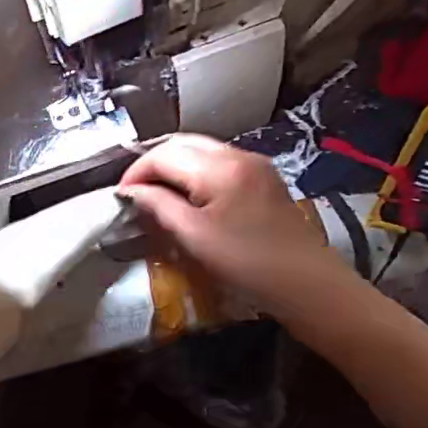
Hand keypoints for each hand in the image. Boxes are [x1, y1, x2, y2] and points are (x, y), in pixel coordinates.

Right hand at [116, 135, 353, 314]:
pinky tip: (185, 195)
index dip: (136, 172)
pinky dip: (193, 171)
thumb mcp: (193, 237)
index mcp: (220, 168)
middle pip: (181, 143)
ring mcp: (254, 164)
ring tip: (154, 193)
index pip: (164, 154)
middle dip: (152, 163)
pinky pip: (217, 161)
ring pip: (199, 150)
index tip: (120, 196)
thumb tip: (132, 191)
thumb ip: (158, 207)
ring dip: (172, 166)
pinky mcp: (262, 178)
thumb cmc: (246, 263)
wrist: (307, 283)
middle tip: (134, 191)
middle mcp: (238, 155)